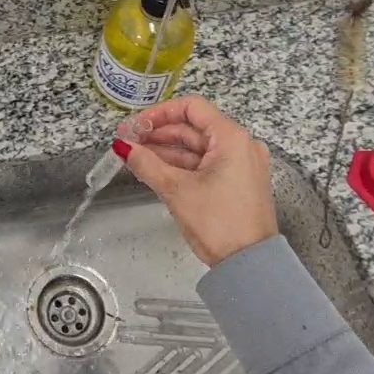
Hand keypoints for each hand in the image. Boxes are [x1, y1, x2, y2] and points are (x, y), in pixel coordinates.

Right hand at [120, 95, 276, 265]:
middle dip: (159, 133)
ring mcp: (241, 165)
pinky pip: (205, 163)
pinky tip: (156, 169)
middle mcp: (241, 146)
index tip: (135, 126)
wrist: (250, 266)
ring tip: (137, 156)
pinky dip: (181, 164)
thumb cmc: (219, 223)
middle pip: (193, 127)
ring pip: (197, 147)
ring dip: (166, 150)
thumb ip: (146, 163)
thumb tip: (123, 147)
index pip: (191, 108)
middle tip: (129, 142)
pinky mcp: (237, 183)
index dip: (159, 113)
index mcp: (232, 138)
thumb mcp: (176, 189)